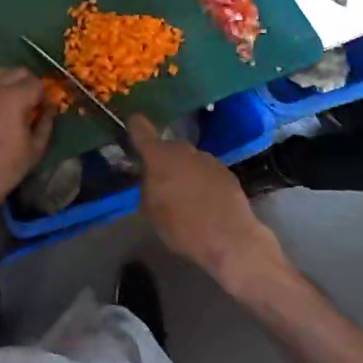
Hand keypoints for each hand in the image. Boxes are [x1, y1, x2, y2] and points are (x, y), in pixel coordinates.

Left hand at [0, 68, 57, 212]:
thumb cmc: (6, 168)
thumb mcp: (36, 148)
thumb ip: (46, 121)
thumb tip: (49, 107)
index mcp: (13, 98)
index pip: (36, 82)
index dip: (44, 95)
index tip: (45, 109)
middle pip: (18, 71)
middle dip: (29, 84)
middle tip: (33, 105)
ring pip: (0, 73)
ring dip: (12, 83)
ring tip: (16, 104)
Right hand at [129, 115, 285, 290]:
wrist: (230, 238)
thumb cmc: (182, 226)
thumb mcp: (151, 212)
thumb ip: (147, 188)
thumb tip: (150, 178)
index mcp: (159, 157)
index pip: (141, 130)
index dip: (135, 126)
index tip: (132, 124)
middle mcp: (183, 150)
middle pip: (168, 148)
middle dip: (163, 161)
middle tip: (160, 182)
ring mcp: (207, 159)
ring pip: (188, 159)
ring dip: (184, 171)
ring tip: (185, 197)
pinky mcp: (226, 171)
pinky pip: (206, 171)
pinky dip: (202, 181)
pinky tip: (205, 202)